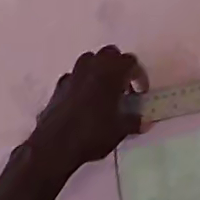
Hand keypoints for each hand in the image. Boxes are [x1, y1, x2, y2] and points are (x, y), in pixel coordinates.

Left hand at [27, 46, 145, 177]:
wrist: (55, 145)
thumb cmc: (93, 134)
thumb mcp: (120, 130)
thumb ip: (134, 122)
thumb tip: (144, 122)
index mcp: (111, 73)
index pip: (130, 62)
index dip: (139, 76)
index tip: (140, 92)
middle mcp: (92, 67)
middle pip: (110, 54)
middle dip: (119, 67)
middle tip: (124, 87)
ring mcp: (73, 74)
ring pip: (90, 60)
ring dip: (100, 70)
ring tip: (104, 91)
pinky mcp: (59, 85)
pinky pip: (75, 76)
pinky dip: (82, 82)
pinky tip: (84, 101)